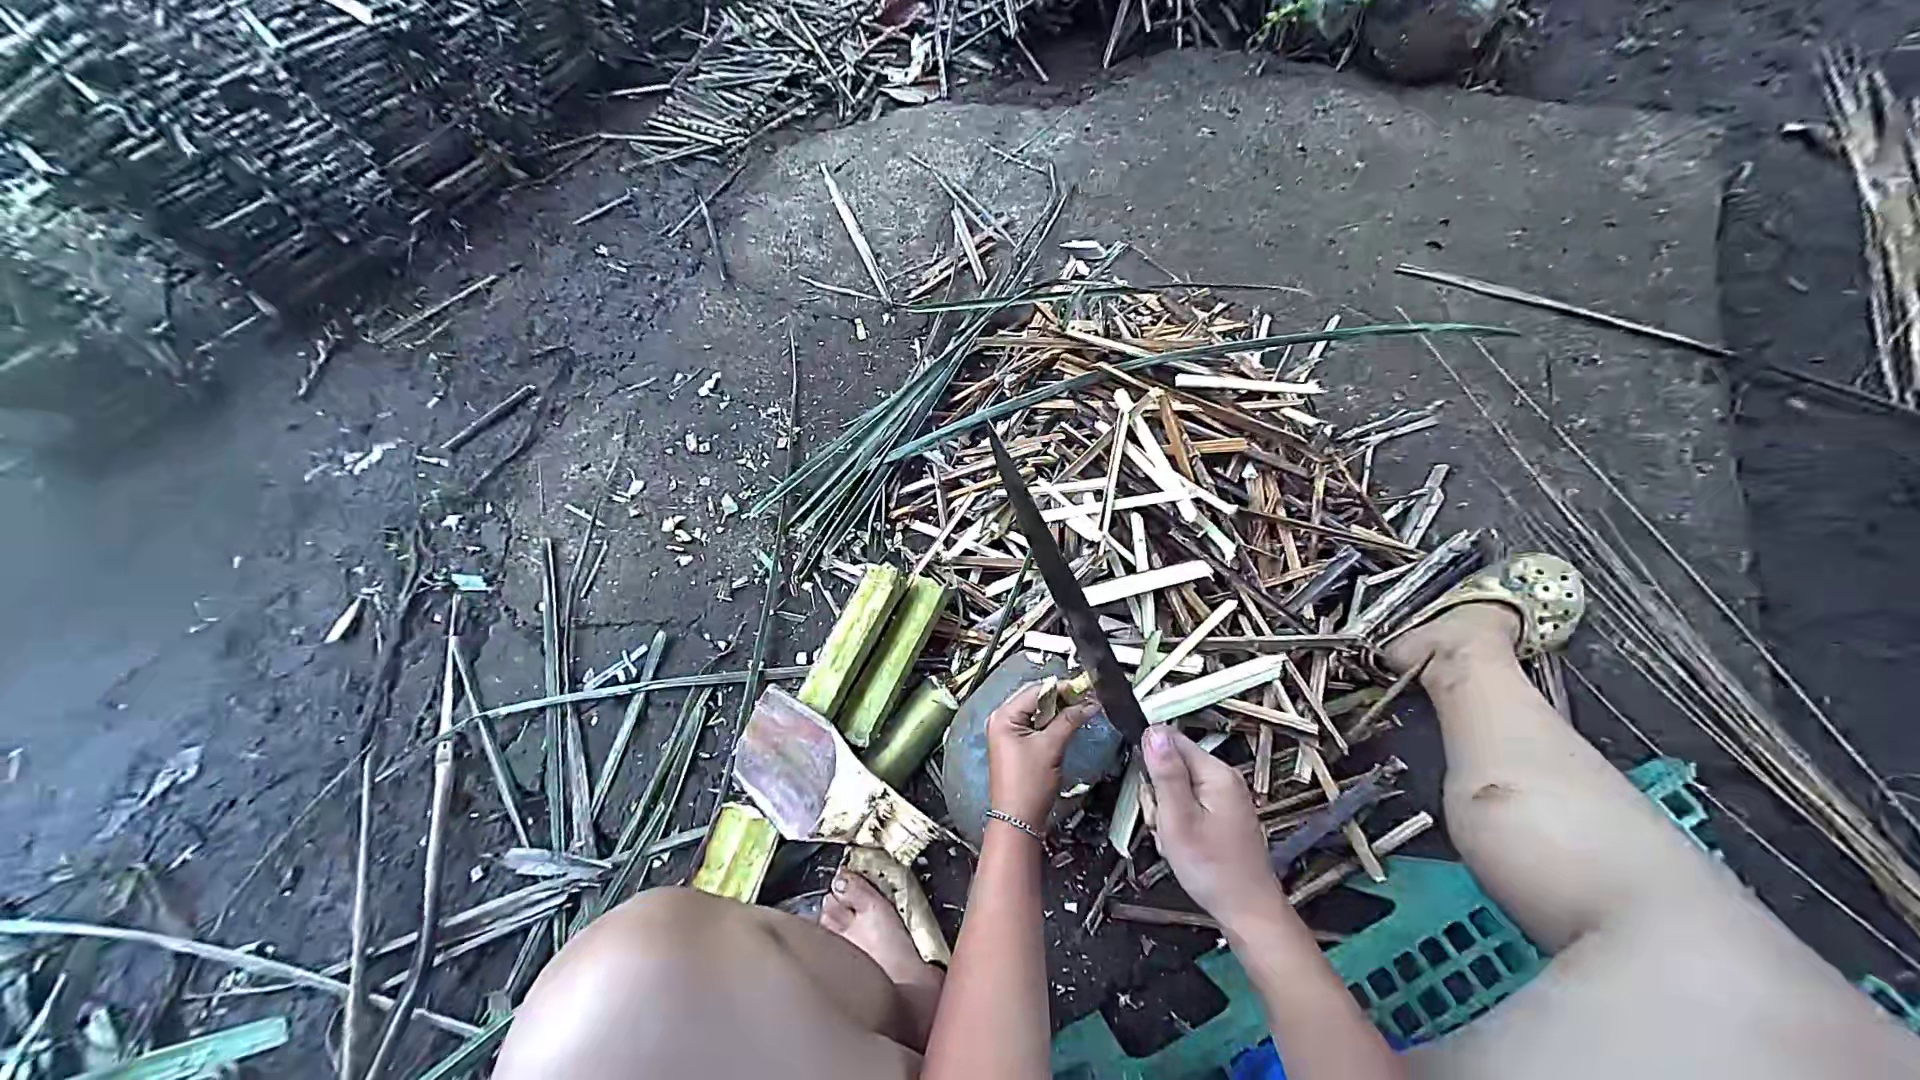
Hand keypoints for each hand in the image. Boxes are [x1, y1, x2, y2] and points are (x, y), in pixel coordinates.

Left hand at [986, 680, 1099, 828]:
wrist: (1019, 819)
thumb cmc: (1028, 785)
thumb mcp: (1051, 746)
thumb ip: (1069, 720)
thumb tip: (1087, 703)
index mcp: (1003, 716)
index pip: (1035, 691)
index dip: (1061, 688)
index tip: (1083, 689)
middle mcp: (1002, 720)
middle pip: (1035, 699)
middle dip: (1061, 699)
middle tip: (1085, 699)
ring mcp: (1008, 733)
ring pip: (1037, 712)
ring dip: (1058, 711)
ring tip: (1080, 710)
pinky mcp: (1016, 745)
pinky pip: (1036, 725)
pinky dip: (1052, 724)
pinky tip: (1067, 724)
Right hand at [1141, 725, 1285, 931]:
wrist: (1247, 912)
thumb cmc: (1212, 869)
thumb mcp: (1179, 819)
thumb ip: (1166, 773)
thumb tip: (1154, 730)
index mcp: (1216, 772)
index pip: (1171, 739)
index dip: (1151, 761)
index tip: (1151, 793)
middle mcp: (1224, 777)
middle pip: (1172, 763)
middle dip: (1158, 792)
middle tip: (1165, 824)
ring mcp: (1225, 796)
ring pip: (1176, 785)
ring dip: (1166, 810)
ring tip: (1174, 837)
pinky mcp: (1223, 812)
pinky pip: (1188, 803)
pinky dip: (1179, 821)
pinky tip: (1184, 843)